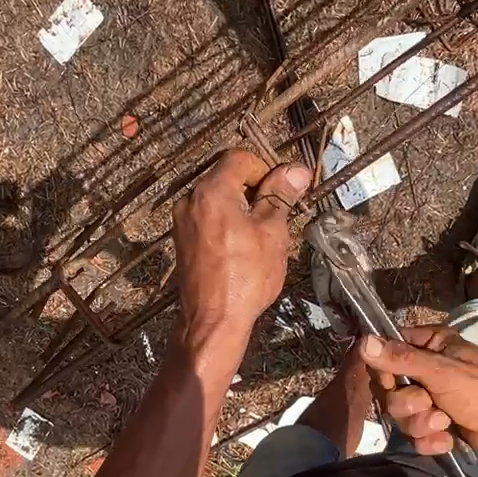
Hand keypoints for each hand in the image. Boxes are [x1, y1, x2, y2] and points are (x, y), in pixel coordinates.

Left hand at [173, 149, 310, 343]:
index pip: (240, 158)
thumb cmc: (245, 278)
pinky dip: (226, 222)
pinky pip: (207, 217)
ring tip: (259, 235)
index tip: (282, 192)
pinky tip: (241, 247)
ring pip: (217, 198)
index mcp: (211, 192)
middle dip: (253, 189)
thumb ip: (280, 196)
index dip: (266, 169)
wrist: (214, 318)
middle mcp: (190, 200)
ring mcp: (182, 221)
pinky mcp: (182, 240)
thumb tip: (295, 171)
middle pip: (226, 176)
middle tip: (274, 215)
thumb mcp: (271, 232)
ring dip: (240, 207)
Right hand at [360, 327, 477, 456]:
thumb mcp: (441, 371)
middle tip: (429, 404)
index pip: (386, 351)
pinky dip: (430, 439)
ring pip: (400, 415)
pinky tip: (447, 438)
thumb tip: (364, 342)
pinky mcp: (433, 424)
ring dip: (421, 423)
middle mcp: (424, 368)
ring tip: (444, 423)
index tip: (391, 382)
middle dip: (408, 405)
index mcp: (429, 345)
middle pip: (388, 389)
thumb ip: (401, 359)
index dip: (383, 371)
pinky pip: (413, 434)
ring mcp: (428, 398)